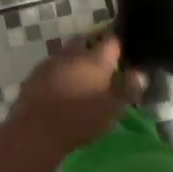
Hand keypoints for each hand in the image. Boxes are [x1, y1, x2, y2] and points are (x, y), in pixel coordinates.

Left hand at [7, 33, 146, 155]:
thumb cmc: (81, 119)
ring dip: (75, 61)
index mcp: (95, 59)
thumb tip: (140, 73)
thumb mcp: (113, 108)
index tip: (124, 52)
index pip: (112, 40)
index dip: (120, 43)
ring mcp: (49, 64)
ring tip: (81, 79)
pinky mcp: (33, 77)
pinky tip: (61, 89)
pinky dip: (59, 74)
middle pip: (86, 41)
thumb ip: (129, 89)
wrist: (36, 132)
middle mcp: (72, 54)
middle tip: (103, 65)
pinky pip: (51, 69)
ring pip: (67, 55)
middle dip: (95, 48)